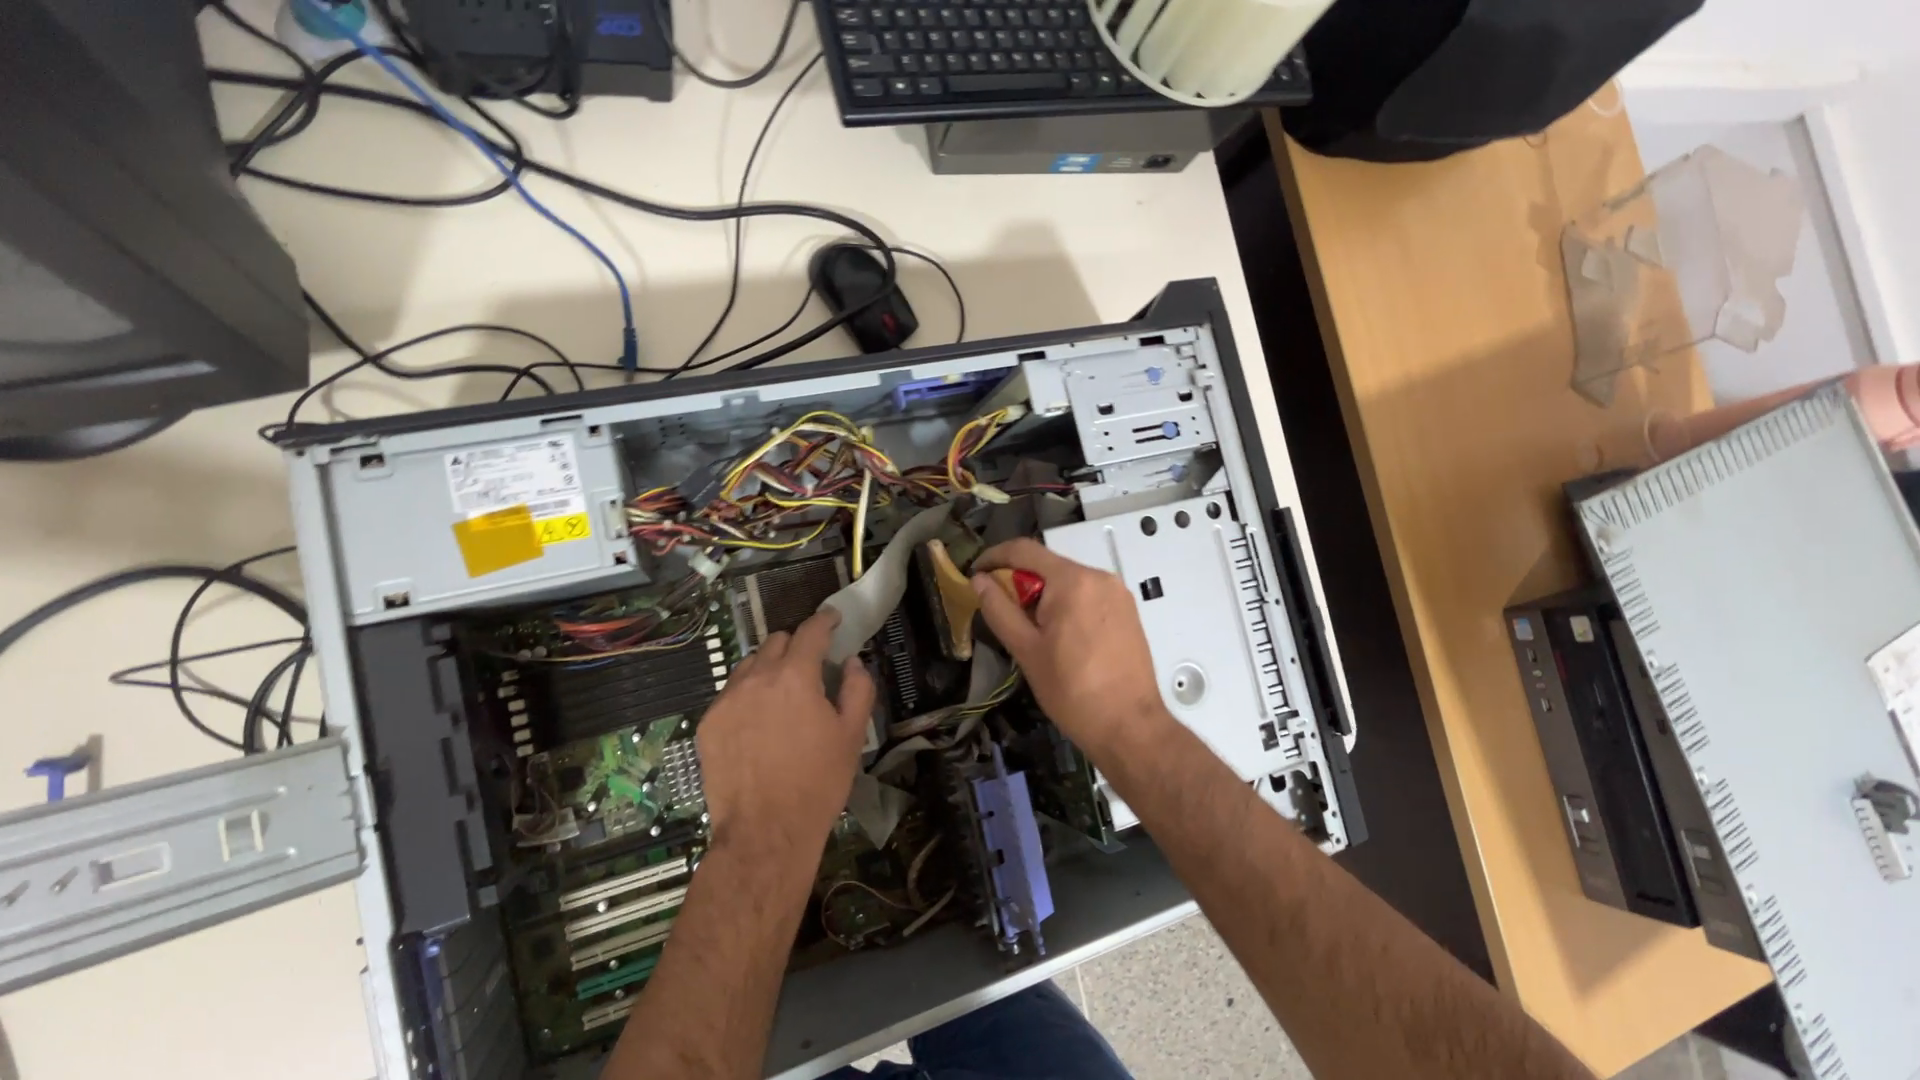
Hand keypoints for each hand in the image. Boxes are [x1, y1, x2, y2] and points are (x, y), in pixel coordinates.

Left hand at [698, 610, 875, 854]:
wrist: (766, 831)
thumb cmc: (817, 784)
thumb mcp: (852, 736)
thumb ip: (857, 689)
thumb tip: (851, 663)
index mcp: (795, 677)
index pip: (810, 631)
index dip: (825, 620)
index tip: (833, 620)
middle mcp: (756, 678)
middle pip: (776, 642)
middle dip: (796, 646)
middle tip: (811, 666)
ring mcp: (726, 700)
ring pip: (748, 666)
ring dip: (768, 668)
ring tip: (782, 696)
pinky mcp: (708, 724)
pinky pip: (730, 695)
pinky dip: (747, 696)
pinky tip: (759, 724)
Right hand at [971, 538, 1172, 764]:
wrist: (1129, 726)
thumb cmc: (1072, 690)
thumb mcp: (1026, 650)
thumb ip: (999, 609)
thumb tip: (979, 580)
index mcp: (1073, 581)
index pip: (1024, 550)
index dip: (994, 557)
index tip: (975, 574)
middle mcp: (1100, 577)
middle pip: (1048, 566)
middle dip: (1020, 583)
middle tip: (1002, 614)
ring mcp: (1118, 594)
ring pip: (1069, 583)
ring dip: (1044, 597)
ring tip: (1031, 633)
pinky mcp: (1128, 612)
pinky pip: (1088, 597)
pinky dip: (1067, 607)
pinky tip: (1061, 639)